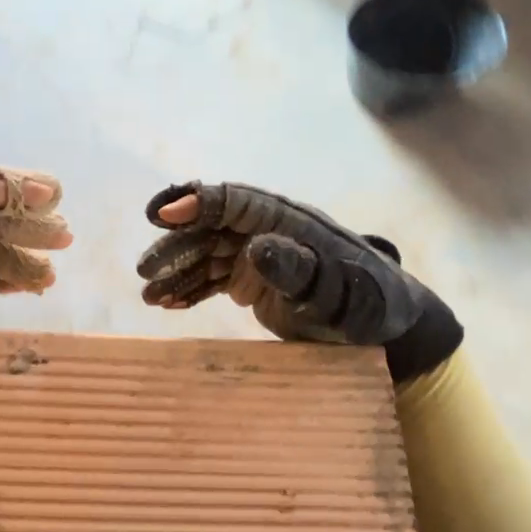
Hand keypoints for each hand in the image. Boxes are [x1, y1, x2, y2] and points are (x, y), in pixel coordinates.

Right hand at [136, 181, 460, 381]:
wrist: (386, 330)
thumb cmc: (367, 307)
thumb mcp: (339, 293)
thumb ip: (300, 269)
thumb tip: (255, 246)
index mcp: (287, 221)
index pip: (233, 201)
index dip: (195, 202)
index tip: (160, 216)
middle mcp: (265, 231)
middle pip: (209, 228)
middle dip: (174, 246)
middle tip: (144, 271)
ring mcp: (256, 255)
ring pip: (204, 254)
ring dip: (175, 272)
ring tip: (148, 297)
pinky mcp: (251, 280)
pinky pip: (211, 279)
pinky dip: (188, 290)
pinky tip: (168, 304)